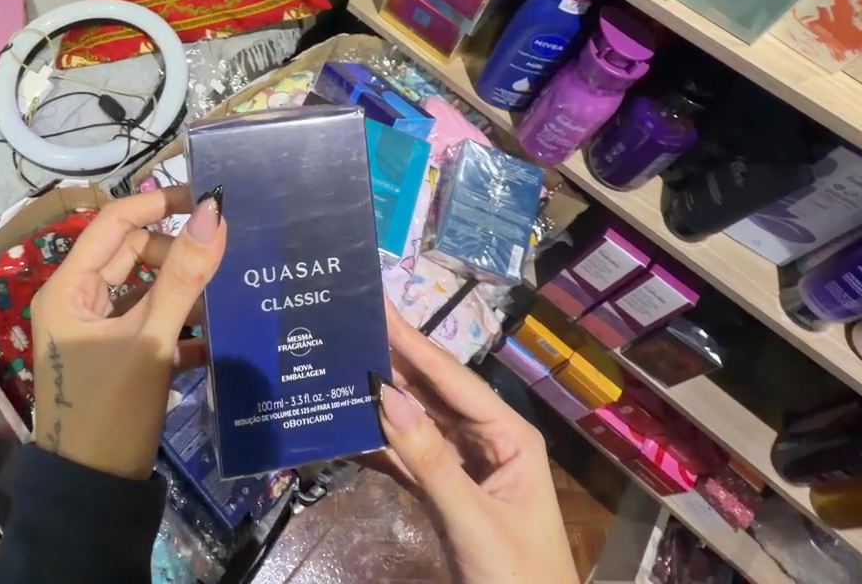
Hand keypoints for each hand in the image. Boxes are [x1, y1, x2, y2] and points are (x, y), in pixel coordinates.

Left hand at [28, 186, 226, 479]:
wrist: (92, 496)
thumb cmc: (111, 408)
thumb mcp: (151, 338)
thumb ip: (184, 274)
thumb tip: (214, 210)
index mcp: (70, 288)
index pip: (113, 223)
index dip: (156, 205)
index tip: (204, 197)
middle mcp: (78, 302)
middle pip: (131, 255)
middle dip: (176, 250)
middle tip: (224, 246)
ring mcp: (96, 332)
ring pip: (144, 291)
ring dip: (182, 290)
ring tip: (226, 287)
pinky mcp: (115, 358)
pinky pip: (149, 323)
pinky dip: (179, 324)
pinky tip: (215, 334)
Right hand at [369, 303, 575, 583]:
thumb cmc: (519, 580)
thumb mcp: (475, 521)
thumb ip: (429, 459)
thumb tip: (385, 394)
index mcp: (508, 434)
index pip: (452, 379)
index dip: (413, 342)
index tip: (380, 306)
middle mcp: (486, 439)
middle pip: (432, 392)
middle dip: (394, 360)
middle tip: (352, 324)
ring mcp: (463, 466)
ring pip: (416, 421)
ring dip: (382, 399)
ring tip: (343, 362)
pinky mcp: (444, 492)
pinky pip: (407, 457)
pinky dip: (379, 444)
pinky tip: (349, 426)